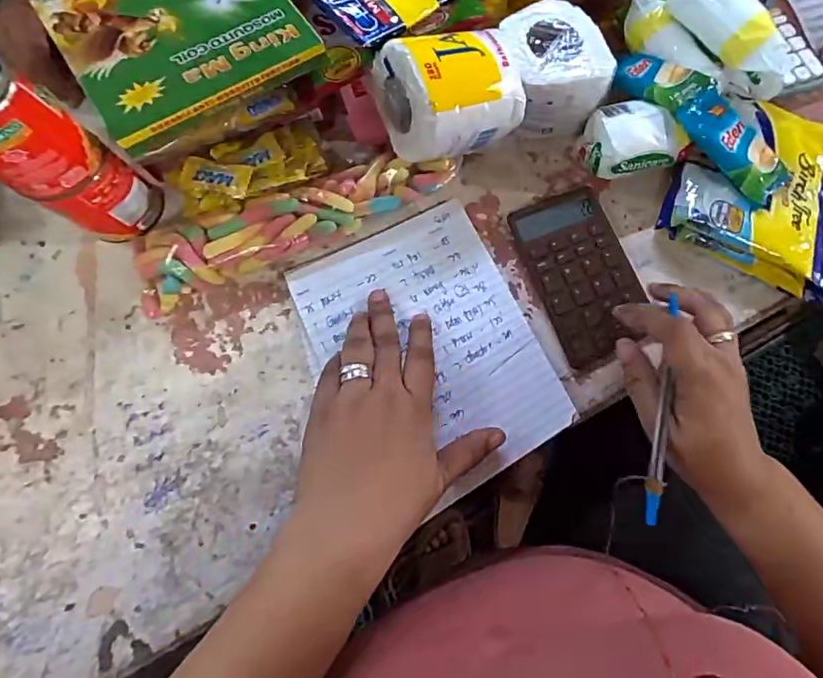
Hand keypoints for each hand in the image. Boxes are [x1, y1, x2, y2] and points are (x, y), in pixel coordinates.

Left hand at [289, 290, 504, 565]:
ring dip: (358, 330)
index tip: (419, 315)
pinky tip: (337, 353)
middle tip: (380, 295)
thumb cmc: (396, 506)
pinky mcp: (321, 413)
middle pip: (385, 347)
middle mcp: (384, 395)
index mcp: (414, 409)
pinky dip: (334, 361)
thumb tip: (501, 434)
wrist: (341, 528)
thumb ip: (467, 451)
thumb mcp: (438, 478)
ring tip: (359, 311)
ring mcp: (350, 401)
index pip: (420, 361)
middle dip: (384, 319)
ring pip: (355, 354)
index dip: (420, 336)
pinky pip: (329, 376)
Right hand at [614, 284, 771, 507]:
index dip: (643, 314)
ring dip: (692, 299)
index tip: (619, 314)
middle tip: (648, 291)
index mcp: (701, 372)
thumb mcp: (657, 424)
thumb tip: (624, 344)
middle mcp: (721, 358)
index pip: (672, 327)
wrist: (740, 476)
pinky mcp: (736, 366)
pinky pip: (722, 327)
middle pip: (703, 307)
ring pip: (718, 313)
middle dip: (674, 294)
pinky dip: (702, 313)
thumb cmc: (696, 456)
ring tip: (666, 298)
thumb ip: (640, 381)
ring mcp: (733, 360)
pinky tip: (683, 322)